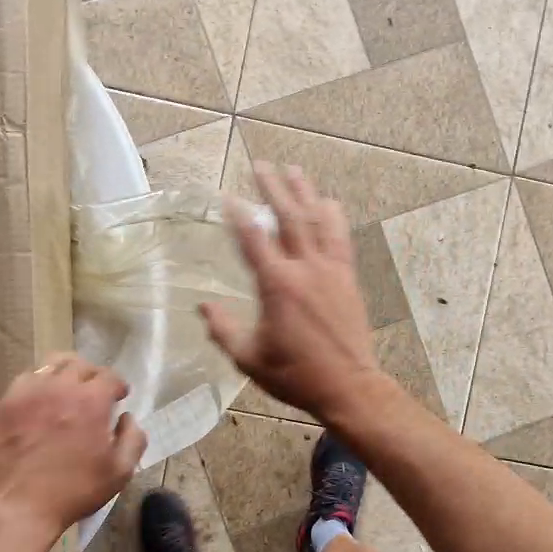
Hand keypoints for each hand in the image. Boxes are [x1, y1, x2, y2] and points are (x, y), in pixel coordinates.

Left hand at [0, 355, 145, 551]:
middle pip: (81, 365)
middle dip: (94, 376)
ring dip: (67, 373)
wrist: (20, 506)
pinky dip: (40, 382)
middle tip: (96, 393)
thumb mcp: (120, 471)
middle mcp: (62, 387)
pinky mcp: (8, 403)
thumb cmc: (75, 490)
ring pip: (53, 365)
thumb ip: (133, 439)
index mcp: (92, 401)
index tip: (120, 397)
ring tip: (70, 390)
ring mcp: (31, 392)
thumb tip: (127, 418)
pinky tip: (43, 399)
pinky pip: (28, 378)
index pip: (110, 376)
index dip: (118, 386)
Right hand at [201, 164, 388, 422]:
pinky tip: (329, 203)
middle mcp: (305, 269)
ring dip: (305, 193)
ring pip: (317, 221)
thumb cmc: (295, 376)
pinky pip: (340, 238)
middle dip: (273, 188)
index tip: (227, 195)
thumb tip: (203, 307)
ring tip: (294, 170)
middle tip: (261, 165)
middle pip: (288, 217)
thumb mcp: (249, 359)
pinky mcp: (347, 278)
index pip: (253, 239)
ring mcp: (330, 271)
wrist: (348, 386)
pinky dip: (333, 216)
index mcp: (277, 285)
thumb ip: (223, 330)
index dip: (238, 214)